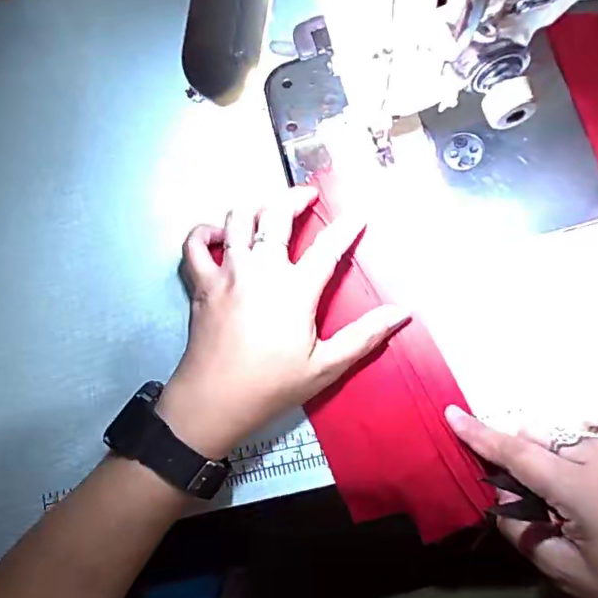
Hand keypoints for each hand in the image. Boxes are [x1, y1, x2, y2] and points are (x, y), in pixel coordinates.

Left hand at [156, 186, 410, 458]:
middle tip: (308, 196)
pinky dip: (205, 232)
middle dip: (295, 197)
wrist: (214, 400)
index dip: (348, 227)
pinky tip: (219, 236)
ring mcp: (227, 272)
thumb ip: (365, 336)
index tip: (360, 214)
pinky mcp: (202, 283)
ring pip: (237, 218)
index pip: (328, 247)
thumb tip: (402, 313)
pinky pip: (195, 243)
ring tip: (267, 211)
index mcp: (295, 288)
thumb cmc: (272, 385)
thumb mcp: (327, 365)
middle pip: (276, 215)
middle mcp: (260, 270)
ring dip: (254, 207)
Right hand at [444, 407, 597, 597]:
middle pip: (545, 433)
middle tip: (513, 480)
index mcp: (584, 488)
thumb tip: (508, 508)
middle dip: (520, 445)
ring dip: (554, 446)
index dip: (480, 433)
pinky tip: (596, 485)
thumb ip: (529, 535)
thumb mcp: (574, 577)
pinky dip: (587, 452)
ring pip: (578, 431)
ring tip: (554, 482)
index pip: (517, 451)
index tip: (452, 412)